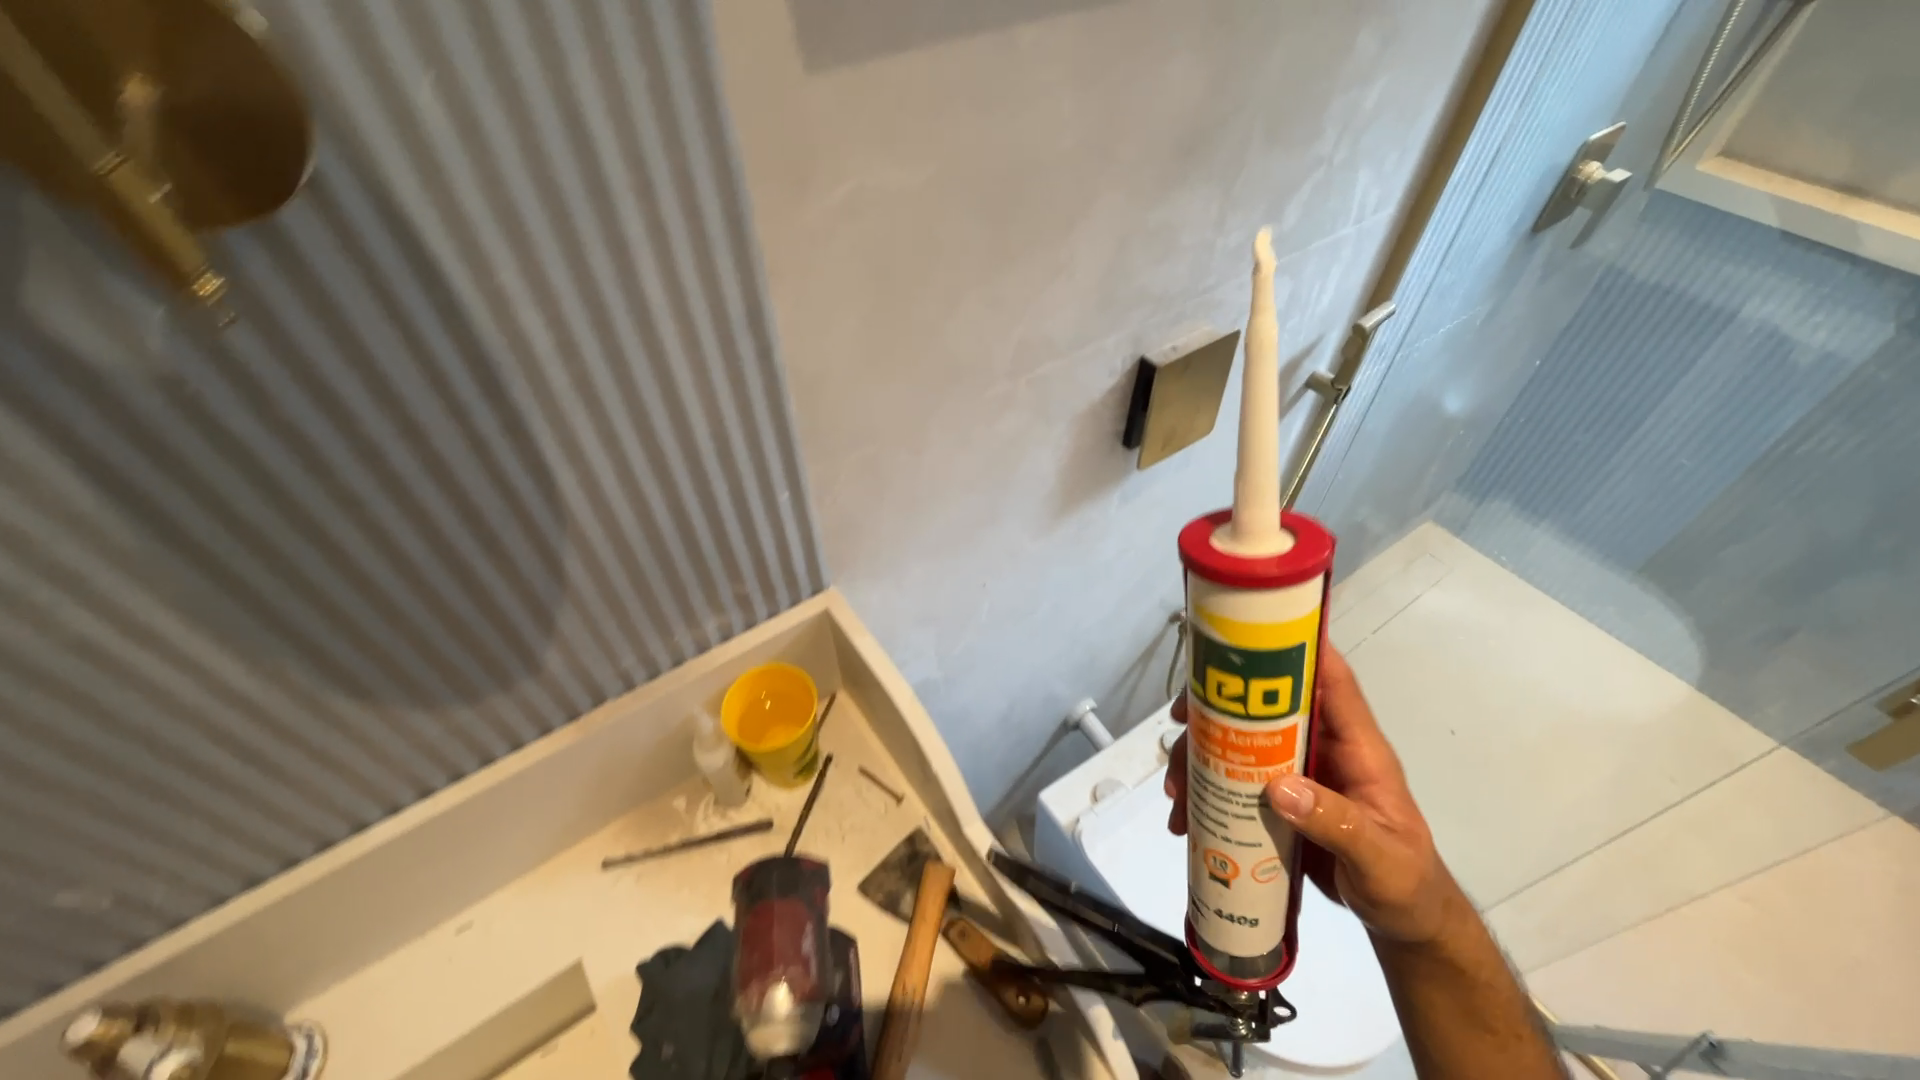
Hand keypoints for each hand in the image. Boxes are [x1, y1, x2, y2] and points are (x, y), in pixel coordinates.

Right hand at [1165, 646, 1464, 943]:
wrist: (1401, 921)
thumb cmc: (1405, 883)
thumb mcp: (1380, 859)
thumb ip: (1337, 824)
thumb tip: (1277, 788)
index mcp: (1357, 748)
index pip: (1332, 682)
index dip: (1297, 650)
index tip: (1249, 637)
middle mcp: (1322, 749)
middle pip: (1265, 707)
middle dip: (1217, 708)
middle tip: (1180, 721)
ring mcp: (1297, 773)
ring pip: (1239, 742)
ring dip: (1201, 757)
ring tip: (1176, 790)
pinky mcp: (1277, 799)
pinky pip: (1233, 781)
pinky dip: (1204, 792)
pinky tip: (1183, 816)